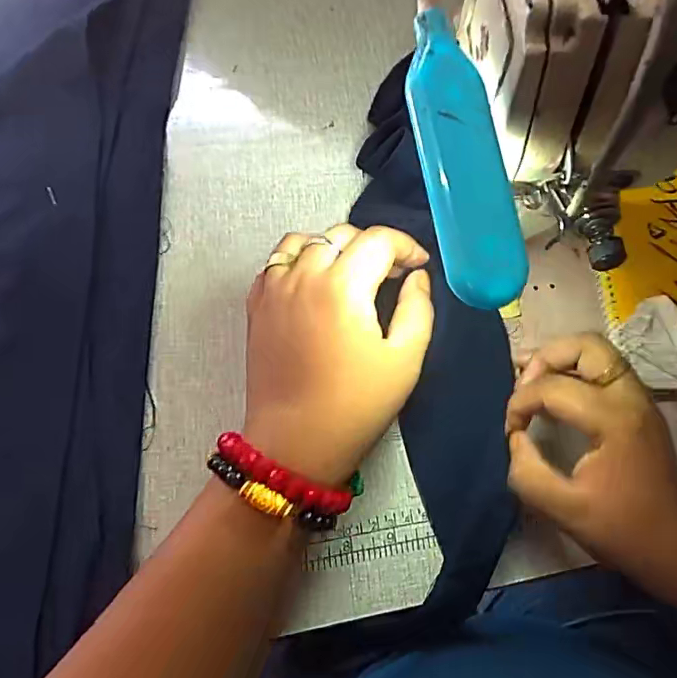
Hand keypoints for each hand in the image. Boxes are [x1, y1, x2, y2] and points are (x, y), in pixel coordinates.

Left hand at [244, 224, 433, 484]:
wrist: (296, 442)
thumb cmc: (355, 406)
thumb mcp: (405, 360)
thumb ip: (418, 308)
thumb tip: (417, 278)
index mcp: (343, 287)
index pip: (378, 240)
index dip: (406, 246)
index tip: (418, 265)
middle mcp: (303, 278)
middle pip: (342, 235)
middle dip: (374, 246)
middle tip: (393, 273)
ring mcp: (274, 290)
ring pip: (305, 240)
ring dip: (335, 248)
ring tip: (353, 273)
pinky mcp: (258, 306)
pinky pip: (277, 262)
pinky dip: (301, 260)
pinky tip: (317, 285)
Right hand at [505, 333, 676, 565]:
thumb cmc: (624, 530)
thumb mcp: (565, 511)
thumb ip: (528, 472)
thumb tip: (515, 438)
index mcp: (614, 418)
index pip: (554, 387)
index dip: (520, 403)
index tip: (510, 431)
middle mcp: (631, 396)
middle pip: (586, 345)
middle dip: (546, 357)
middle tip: (523, 388)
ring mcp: (640, 399)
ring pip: (599, 353)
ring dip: (562, 361)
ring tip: (532, 385)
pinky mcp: (640, 408)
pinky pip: (606, 371)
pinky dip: (577, 372)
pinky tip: (556, 397)